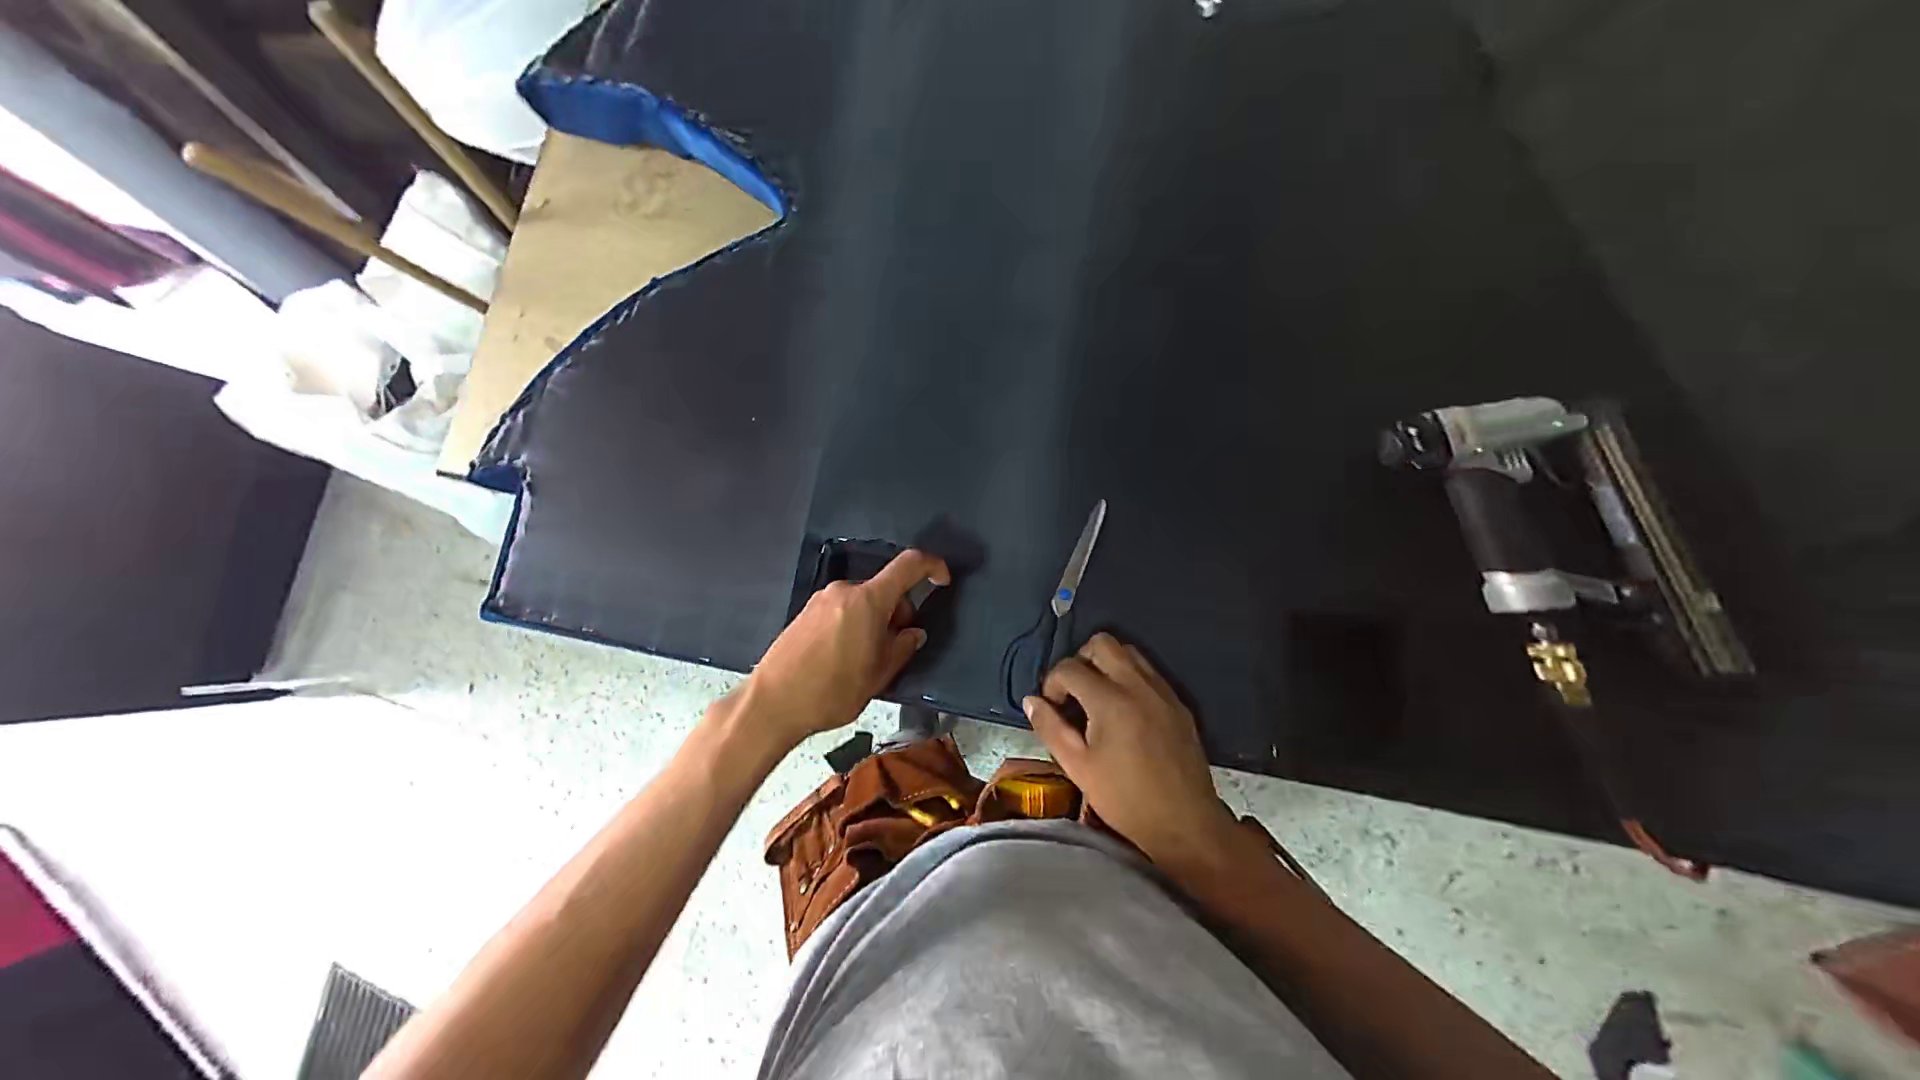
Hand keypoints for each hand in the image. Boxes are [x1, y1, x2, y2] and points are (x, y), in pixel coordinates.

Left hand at [732, 548, 950, 749]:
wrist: (772, 704)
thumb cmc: (830, 691)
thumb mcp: (878, 675)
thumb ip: (902, 648)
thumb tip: (913, 633)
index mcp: (868, 600)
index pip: (909, 565)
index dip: (932, 566)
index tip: (942, 579)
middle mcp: (844, 591)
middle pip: (884, 589)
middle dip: (897, 613)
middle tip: (893, 648)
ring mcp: (821, 600)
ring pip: (863, 601)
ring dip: (874, 621)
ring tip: (866, 660)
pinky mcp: (806, 612)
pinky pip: (842, 610)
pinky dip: (854, 624)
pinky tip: (844, 657)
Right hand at [1025, 633, 1239, 866]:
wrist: (1184, 823)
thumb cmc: (1125, 799)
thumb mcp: (1078, 767)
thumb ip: (1050, 728)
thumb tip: (1031, 700)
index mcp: (1109, 700)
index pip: (1069, 667)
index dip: (1052, 683)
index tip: (1052, 707)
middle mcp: (1137, 685)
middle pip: (1102, 643)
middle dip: (1080, 660)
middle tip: (1073, 693)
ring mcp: (1162, 691)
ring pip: (1129, 652)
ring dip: (1106, 664)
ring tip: (1097, 697)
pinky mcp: (1178, 703)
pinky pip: (1149, 672)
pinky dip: (1129, 677)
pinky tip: (1124, 709)